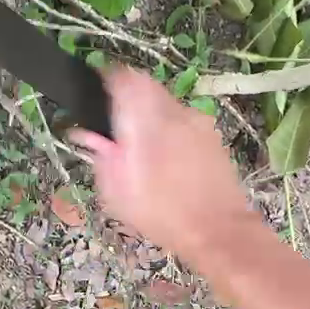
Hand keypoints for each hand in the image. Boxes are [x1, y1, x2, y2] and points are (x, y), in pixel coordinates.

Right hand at [70, 67, 259, 265]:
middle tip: (118, 125)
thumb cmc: (163, 216)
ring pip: (167, 105)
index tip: (99, 90)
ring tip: (144, 148)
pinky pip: (184, 121)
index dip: (109, 79)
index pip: (125, 80)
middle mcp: (175, 113)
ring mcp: (198, 122)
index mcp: (147, 123)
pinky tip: (168, 159)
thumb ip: (104, 159)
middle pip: (147, 87)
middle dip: (130, 100)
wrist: (218, 229)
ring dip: (152, 116)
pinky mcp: (213, 135)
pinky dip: (171, 130)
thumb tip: (90, 138)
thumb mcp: (120, 195)